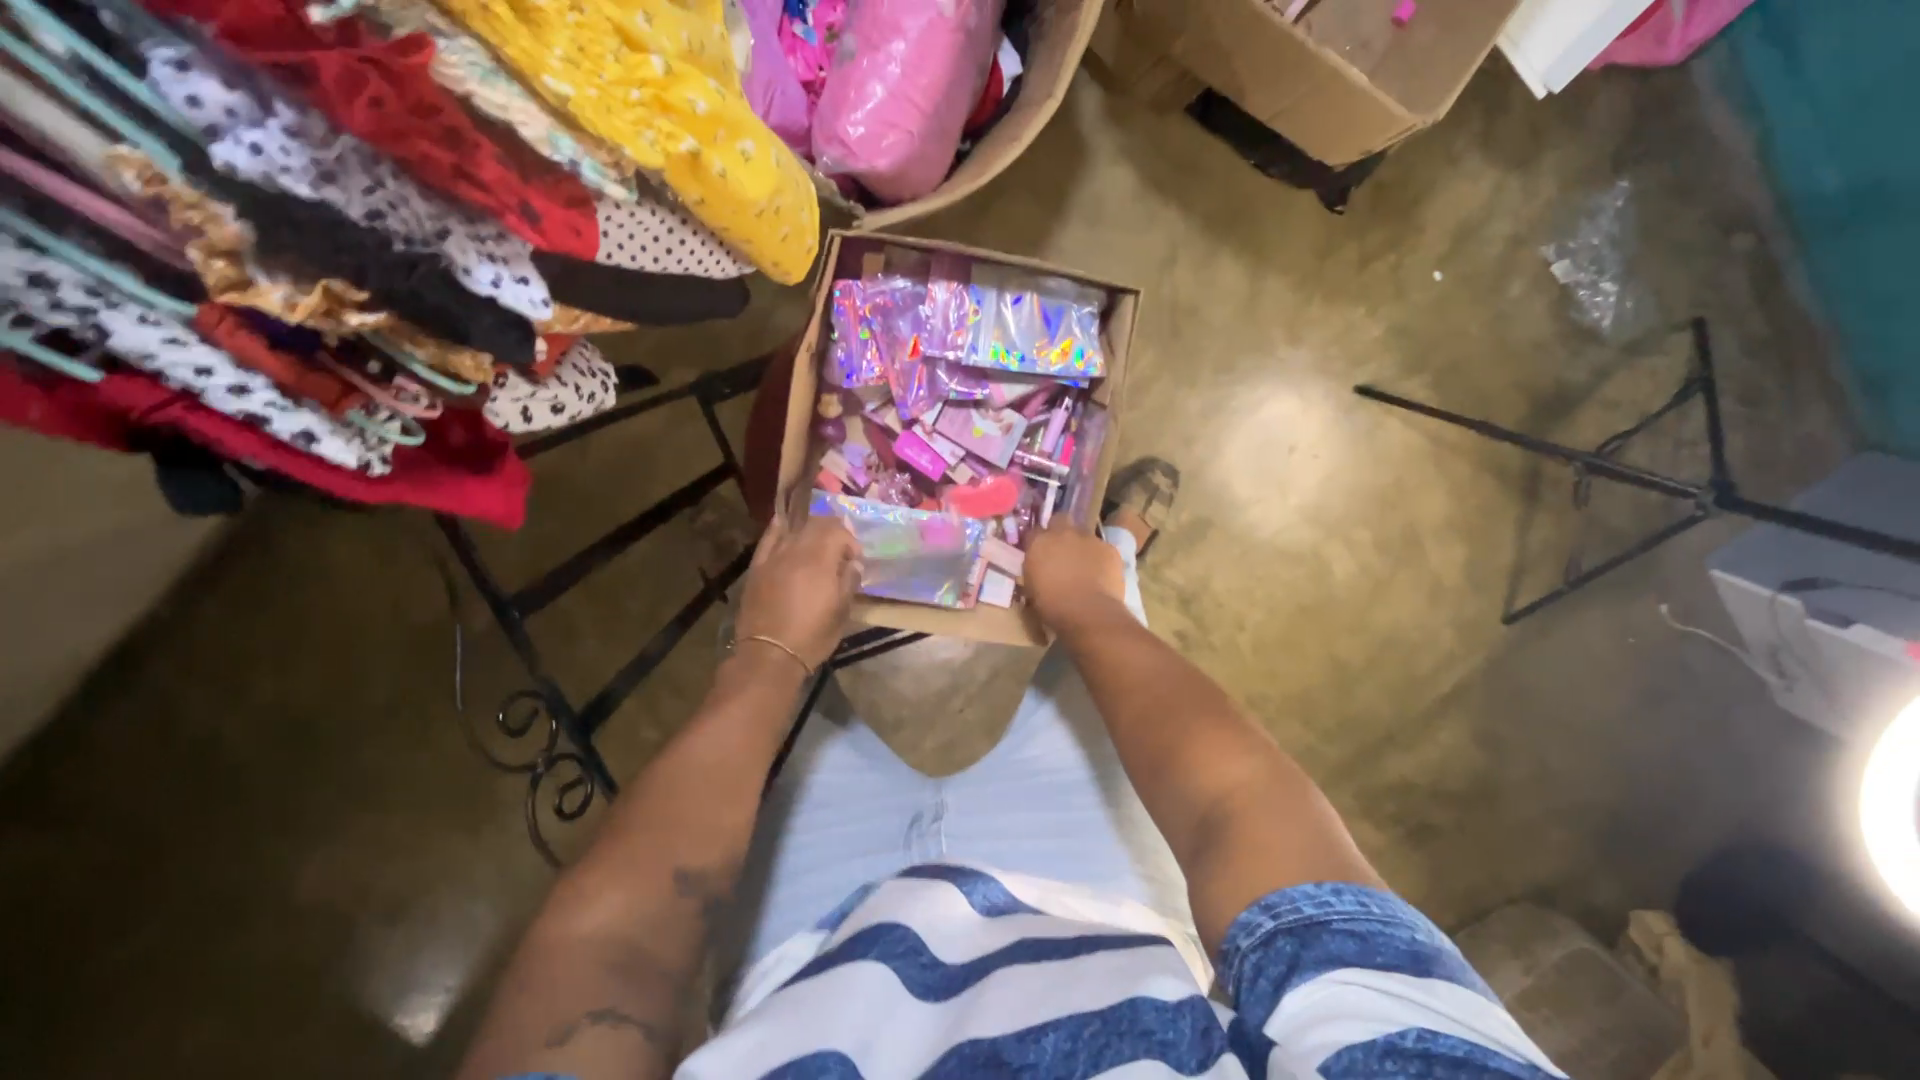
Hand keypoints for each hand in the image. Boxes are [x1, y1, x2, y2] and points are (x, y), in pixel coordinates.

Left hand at [735, 512, 861, 671]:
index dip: (850, 541)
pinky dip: (779, 530)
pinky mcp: (757, 568)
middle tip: (840, 548)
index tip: (855, 559)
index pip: (837, 532)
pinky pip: (768, 539)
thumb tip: (853, 564)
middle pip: (815, 524)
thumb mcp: (841, 613)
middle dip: (833, 531)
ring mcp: (773, 558)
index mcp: (819, 561)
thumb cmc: (812, 636)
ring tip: (816, 543)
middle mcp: (795, 551)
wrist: (770, 654)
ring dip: (809, 531)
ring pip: (793, 529)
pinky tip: (784, 527)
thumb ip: (849, 582)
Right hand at [1024, 524, 1128, 633]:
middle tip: (1062, 549)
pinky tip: (1101, 575)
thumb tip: (1039, 568)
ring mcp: (1089, 538)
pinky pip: (1103, 549)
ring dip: (1082, 546)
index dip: (1036, 541)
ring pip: (1084, 535)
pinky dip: (1101, 559)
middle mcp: (1063, 533)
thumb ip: (1034, 570)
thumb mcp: (1031, 588)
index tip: (1038, 553)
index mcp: (1039, 543)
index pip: (1033, 532)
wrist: (1088, 612)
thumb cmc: (1052, 606)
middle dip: (1060, 530)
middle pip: (1060, 519)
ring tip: (1085, 567)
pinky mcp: (1110, 549)